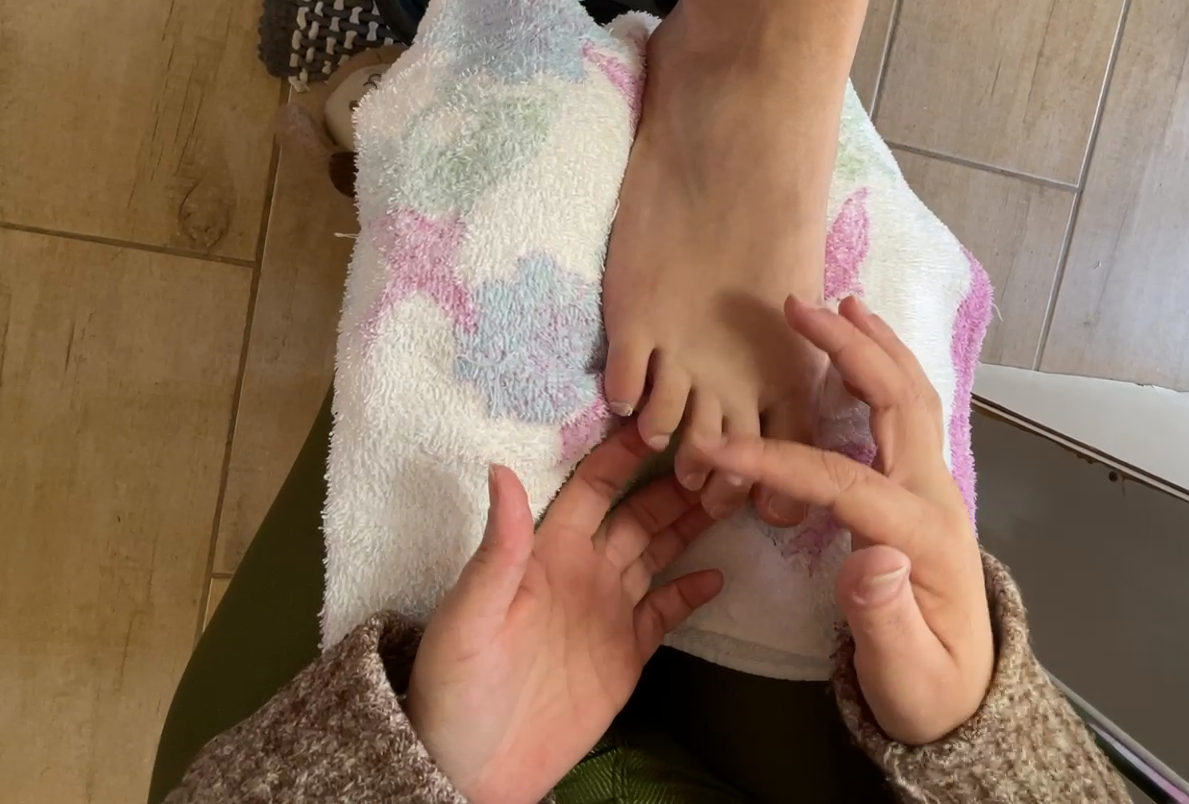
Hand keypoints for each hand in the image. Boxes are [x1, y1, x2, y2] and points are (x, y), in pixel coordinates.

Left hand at [409, 428, 724, 803]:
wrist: (472, 769)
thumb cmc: (459, 682)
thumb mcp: (473, 612)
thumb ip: (499, 546)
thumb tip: (500, 466)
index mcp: (549, 549)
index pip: (594, 486)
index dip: (623, 454)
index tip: (660, 421)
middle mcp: (585, 568)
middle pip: (639, 513)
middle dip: (675, 485)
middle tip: (717, 460)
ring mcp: (608, 609)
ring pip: (658, 552)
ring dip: (690, 526)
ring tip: (729, 498)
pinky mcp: (626, 653)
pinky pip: (664, 613)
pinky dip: (690, 594)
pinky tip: (716, 576)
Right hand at [705, 295, 993, 743]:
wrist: (968, 695)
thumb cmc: (928, 688)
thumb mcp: (905, 675)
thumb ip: (885, 620)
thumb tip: (869, 558)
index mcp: (923, 535)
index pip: (842, 479)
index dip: (777, 460)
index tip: (717, 450)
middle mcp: (934, 493)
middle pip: (899, 401)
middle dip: (849, 348)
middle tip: (802, 308)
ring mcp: (933, 481)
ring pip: (911, 393)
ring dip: (875, 343)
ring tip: (841, 304)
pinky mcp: (922, 480)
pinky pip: (908, 408)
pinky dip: (885, 367)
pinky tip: (862, 349)